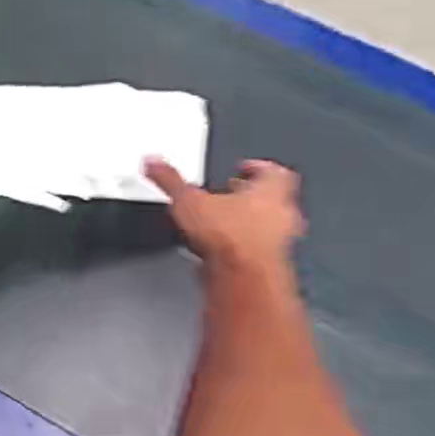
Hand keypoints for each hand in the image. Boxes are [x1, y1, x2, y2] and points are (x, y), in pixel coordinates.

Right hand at [145, 158, 305, 270]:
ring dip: (244, 223)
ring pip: (264, 225)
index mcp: (270, 190)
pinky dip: (238, 247)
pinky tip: (218, 250)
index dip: (257, 168)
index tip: (245, 168)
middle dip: (248, 197)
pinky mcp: (268, 263)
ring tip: (220, 225)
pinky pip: (253, 249)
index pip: (272, 172)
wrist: (243, 274)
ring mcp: (278, 240)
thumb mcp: (187, 200)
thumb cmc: (230, 234)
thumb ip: (169, 180)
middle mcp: (281, 213)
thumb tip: (153, 162)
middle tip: (230, 196)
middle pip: (270, 199)